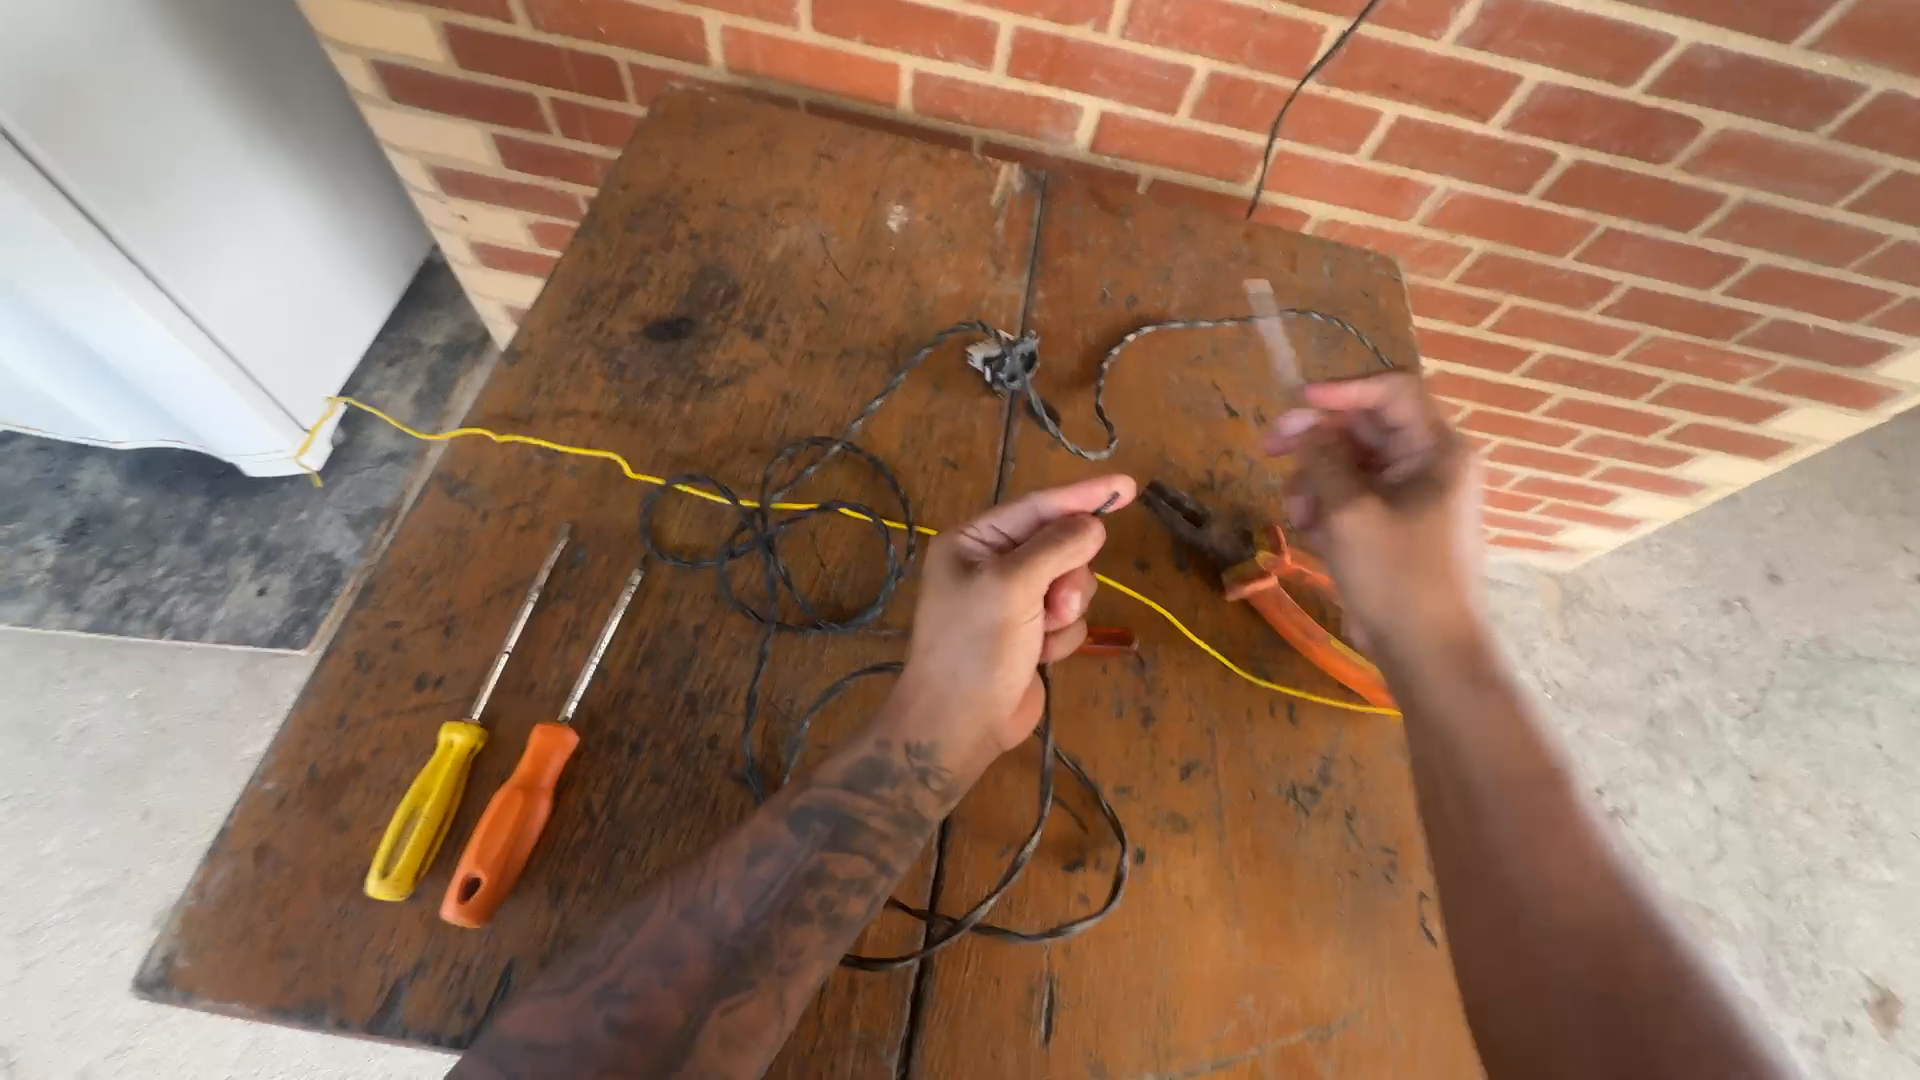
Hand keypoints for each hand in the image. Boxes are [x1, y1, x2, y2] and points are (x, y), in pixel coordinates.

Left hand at [897, 475, 1137, 761]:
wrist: (960, 724)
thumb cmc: (974, 647)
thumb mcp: (1011, 586)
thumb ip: (1056, 547)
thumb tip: (1092, 524)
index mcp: (973, 541)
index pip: (1037, 506)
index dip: (1083, 496)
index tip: (1128, 486)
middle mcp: (992, 564)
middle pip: (1060, 545)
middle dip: (1068, 574)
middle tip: (1059, 602)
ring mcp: (1013, 600)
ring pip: (1072, 583)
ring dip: (1066, 609)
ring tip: (1044, 632)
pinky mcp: (1031, 632)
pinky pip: (1069, 618)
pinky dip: (1062, 636)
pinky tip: (1041, 656)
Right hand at [1260, 372, 1483, 660]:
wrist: (1426, 649)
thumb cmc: (1396, 576)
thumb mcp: (1349, 511)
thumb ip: (1323, 459)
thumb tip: (1306, 426)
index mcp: (1435, 450)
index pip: (1391, 391)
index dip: (1342, 389)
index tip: (1296, 402)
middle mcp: (1427, 463)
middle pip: (1363, 429)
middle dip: (1315, 442)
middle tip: (1267, 448)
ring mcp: (1410, 495)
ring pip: (1349, 464)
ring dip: (1314, 483)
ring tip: (1299, 518)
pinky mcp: (1392, 523)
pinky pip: (1351, 496)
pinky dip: (1326, 508)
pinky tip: (1312, 534)